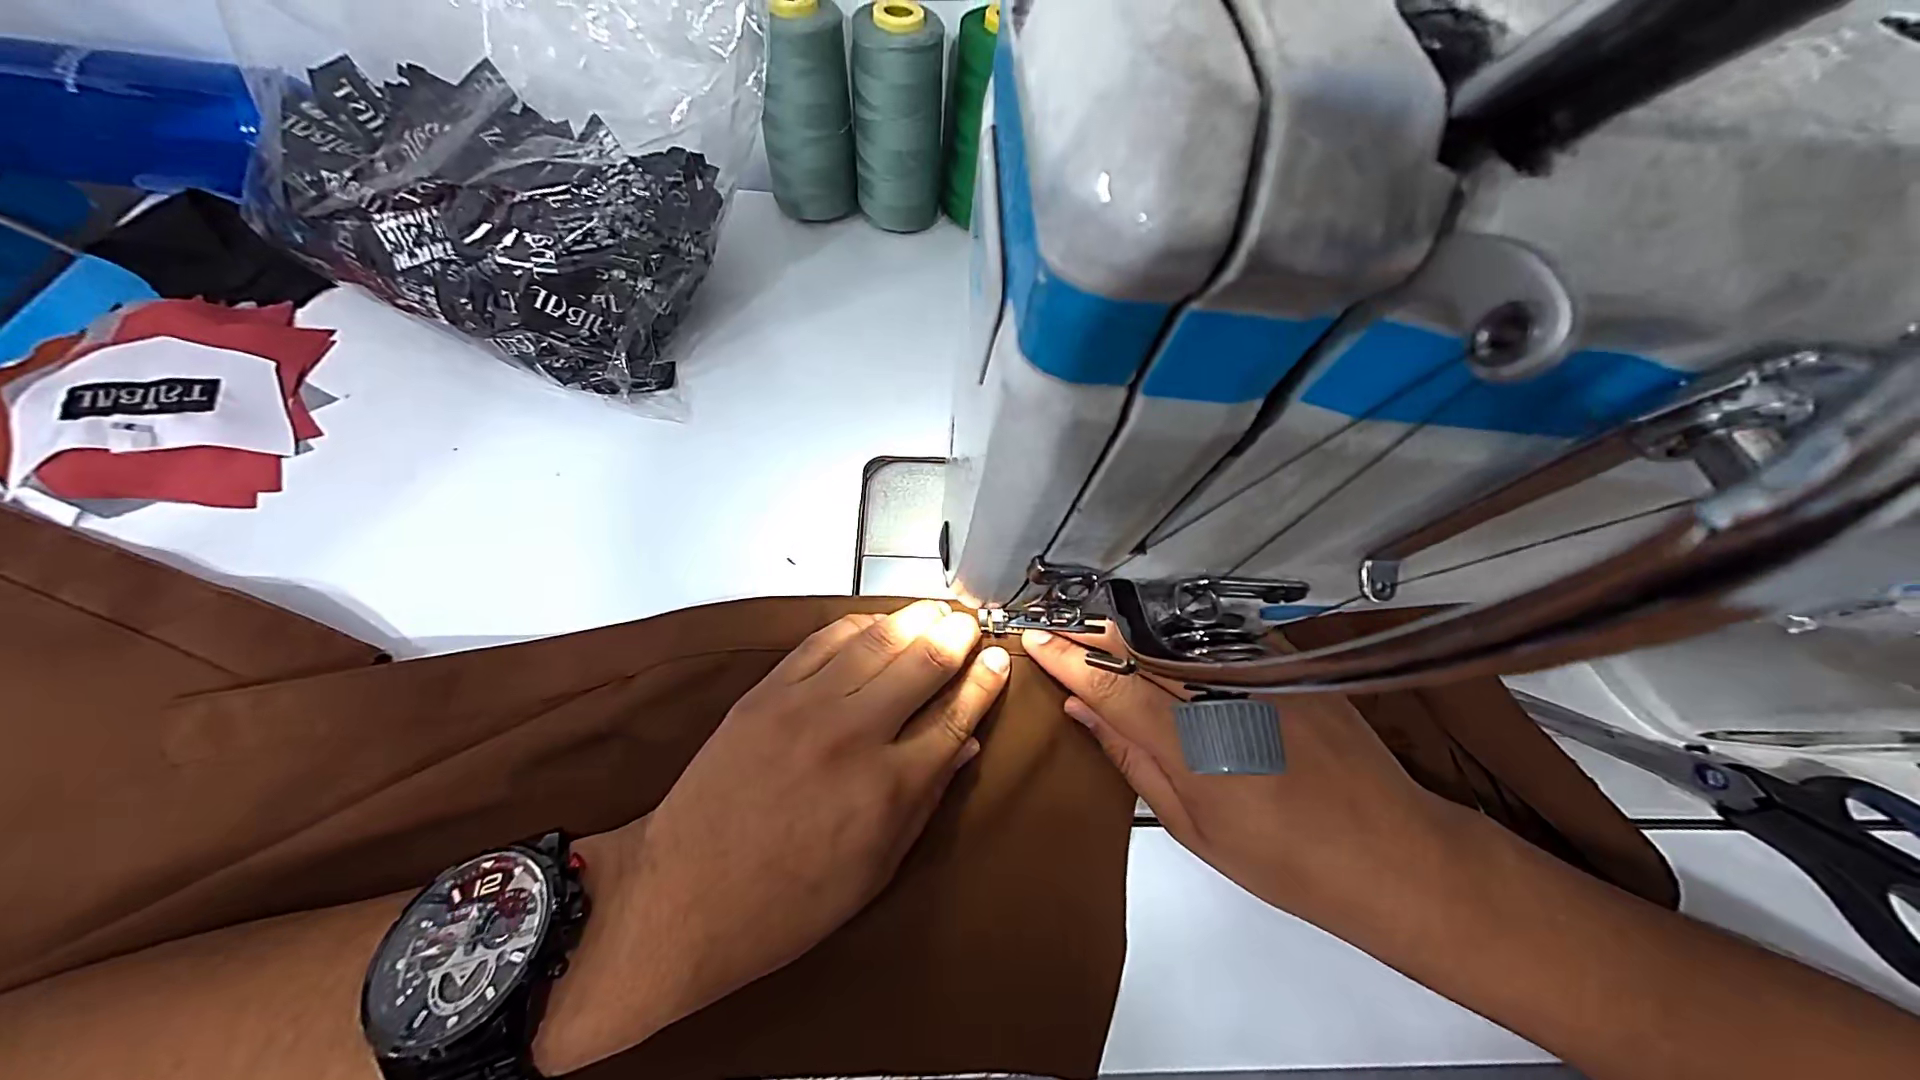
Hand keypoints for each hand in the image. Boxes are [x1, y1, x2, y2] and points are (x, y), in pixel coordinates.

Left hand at [541, 600, 1006, 1068]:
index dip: (984, 683)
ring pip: (877, 641)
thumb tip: (965, 745)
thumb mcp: (875, 868)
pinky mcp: (767, 691)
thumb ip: (926, 799)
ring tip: (937, 610)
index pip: (955, 716)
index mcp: (889, 788)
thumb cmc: (788, 901)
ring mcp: (806, 705)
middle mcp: (855, 734)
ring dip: (915, 619)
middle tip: (971, 624)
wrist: (682, 894)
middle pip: (924, 663)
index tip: (997, 661)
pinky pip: (822, 641)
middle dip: (957, 636)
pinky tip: (878, 621)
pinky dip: (858, 624)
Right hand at [1021, 627, 1455, 926]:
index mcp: (1193, 744)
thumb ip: (1130, 756)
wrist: (1391, 852)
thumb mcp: (1191, 824)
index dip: (1065, 658)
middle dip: (1090, 634)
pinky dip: (1177, 636)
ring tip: (1101, 643)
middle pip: (1136, 642)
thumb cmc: (1288, 859)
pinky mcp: (1286, 663)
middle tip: (1061, 638)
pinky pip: (1214, 635)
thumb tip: (1083, 713)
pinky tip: (1164, 648)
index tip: (1037, 643)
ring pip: (1170, 631)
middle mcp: (1225, 696)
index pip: (1109, 684)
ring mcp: (1260, 673)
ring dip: (1127, 631)